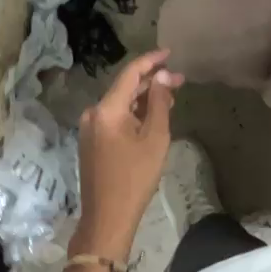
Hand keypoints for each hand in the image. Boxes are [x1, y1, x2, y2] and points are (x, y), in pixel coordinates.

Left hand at [73, 49, 182, 262]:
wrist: (107, 218)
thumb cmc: (135, 178)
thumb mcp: (155, 138)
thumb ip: (159, 102)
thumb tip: (163, 76)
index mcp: (107, 109)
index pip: (130, 73)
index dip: (151, 60)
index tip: (170, 53)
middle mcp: (93, 113)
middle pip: (125, 87)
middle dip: (152, 82)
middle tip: (180, 80)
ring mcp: (90, 128)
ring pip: (121, 103)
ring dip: (144, 99)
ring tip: (171, 98)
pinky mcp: (92, 141)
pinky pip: (115, 117)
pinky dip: (134, 113)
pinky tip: (152, 116)